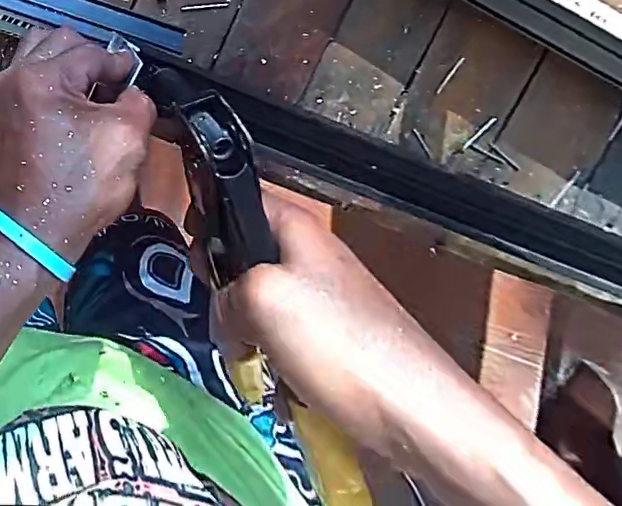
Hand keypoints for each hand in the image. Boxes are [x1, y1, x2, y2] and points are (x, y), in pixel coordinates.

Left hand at [0, 28, 156, 261]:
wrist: (36, 230)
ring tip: (94, 88)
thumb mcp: (127, 138)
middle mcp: (15, 78)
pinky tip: (75, 101)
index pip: (90, 52)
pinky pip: (31, 74)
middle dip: (93, 57)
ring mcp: (6, 94)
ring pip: (42, 52)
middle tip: (116, 81)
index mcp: (39, 78)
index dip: (121, 64)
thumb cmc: (72, 191)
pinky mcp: (6, 111)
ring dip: (71, 62)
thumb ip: (138, 100)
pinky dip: (55, 78)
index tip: (134, 75)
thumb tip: (132, 89)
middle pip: (62, 41)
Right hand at [214, 195, 398, 368]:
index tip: (196, 251)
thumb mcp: (259, 298)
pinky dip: (274, 359)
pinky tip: (281, 383)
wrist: (425, 423)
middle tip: (223, 309)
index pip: (235, 199)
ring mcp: (326, 301)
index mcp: (296, 227)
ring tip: (252, 353)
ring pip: (261, 302)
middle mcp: (310, 256)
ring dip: (248, 329)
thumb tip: (226, 317)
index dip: (207, 218)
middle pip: (243, 255)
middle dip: (225, 285)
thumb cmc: (344, 344)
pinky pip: (286, 339)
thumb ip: (223, 293)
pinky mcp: (337, 343)